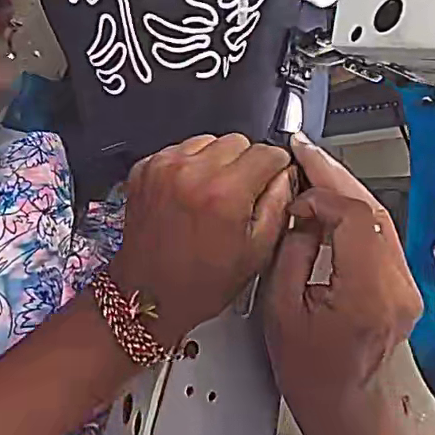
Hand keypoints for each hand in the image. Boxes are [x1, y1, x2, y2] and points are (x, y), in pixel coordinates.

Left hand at [109, 133, 296, 344]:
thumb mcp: (257, 252)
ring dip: (216, 161)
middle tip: (239, 194)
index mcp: (224, 193)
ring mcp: (164, 167)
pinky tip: (189, 194)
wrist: (148, 294)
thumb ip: (279, 204)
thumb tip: (288, 174)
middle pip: (238, 141)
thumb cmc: (199, 282)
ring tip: (211, 195)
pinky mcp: (145, 168)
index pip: (267, 152)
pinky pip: (181, 150)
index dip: (276, 166)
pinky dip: (189, 165)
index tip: (272, 177)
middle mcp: (192, 173)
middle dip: (246, 163)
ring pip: (209, 140)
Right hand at [261, 133, 424, 434]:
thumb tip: (302, 215)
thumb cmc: (312, 375)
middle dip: (334, 175)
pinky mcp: (402, 283)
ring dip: (344, 189)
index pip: (355, 217)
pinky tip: (330, 200)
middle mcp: (396, 287)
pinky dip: (353, 210)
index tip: (295, 194)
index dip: (322, 194)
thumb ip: (292, 253)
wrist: (345, 408)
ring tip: (312, 169)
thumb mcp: (281, 311)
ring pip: (379, 215)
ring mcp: (405, 285)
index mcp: (367, 295)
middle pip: (371, 209)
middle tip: (305, 152)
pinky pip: (380, 232)